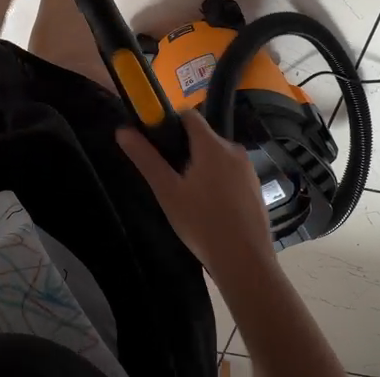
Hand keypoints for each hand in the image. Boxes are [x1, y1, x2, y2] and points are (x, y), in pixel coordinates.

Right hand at [116, 111, 273, 274]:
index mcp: (212, 145)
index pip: (189, 116)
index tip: (158, 143)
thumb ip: (146, 159)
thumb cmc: (202, 223)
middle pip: (203, 137)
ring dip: (203, 166)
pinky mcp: (257, 189)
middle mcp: (234, 150)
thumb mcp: (167, 192)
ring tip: (189, 196)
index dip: (171, 123)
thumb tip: (122, 131)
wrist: (246, 264)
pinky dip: (219, 181)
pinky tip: (211, 208)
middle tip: (170, 177)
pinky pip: (232, 174)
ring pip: (218, 156)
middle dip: (185, 150)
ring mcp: (249, 170)